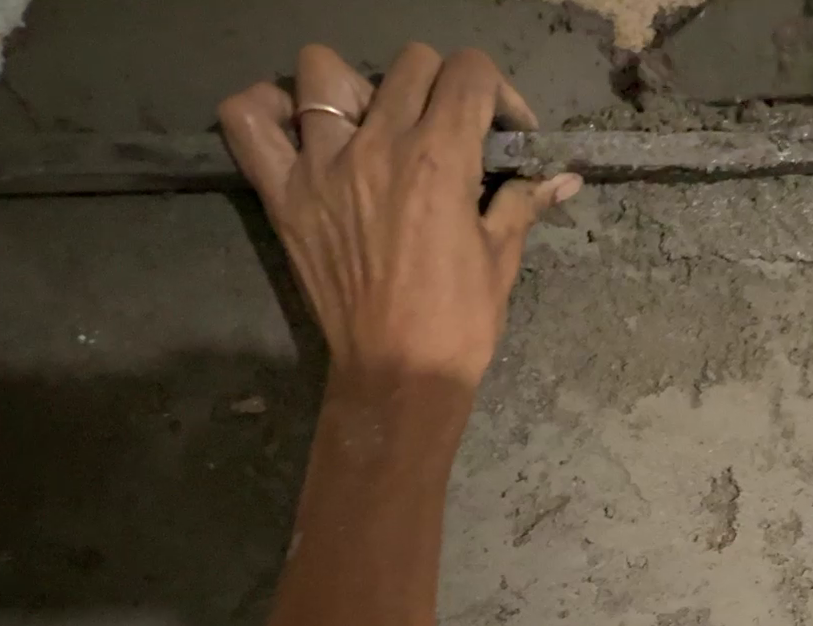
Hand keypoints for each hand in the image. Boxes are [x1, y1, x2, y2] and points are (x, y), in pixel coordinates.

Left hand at [218, 44, 580, 385]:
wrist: (402, 374)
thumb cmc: (461, 323)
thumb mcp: (502, 260)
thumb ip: (524, 202)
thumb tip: (564, 177)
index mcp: (439, 160)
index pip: (470, 75)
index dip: (500, 95)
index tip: (506, 133)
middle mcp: (377, 146)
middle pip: (412, 64)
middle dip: (446, 90)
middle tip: (454, 137)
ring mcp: (322, 166)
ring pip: (325, 72)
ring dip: (360, 90)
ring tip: (377, 131)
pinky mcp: (284, 195)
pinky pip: (248, 120)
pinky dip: (268, 110)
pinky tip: (303, 133)